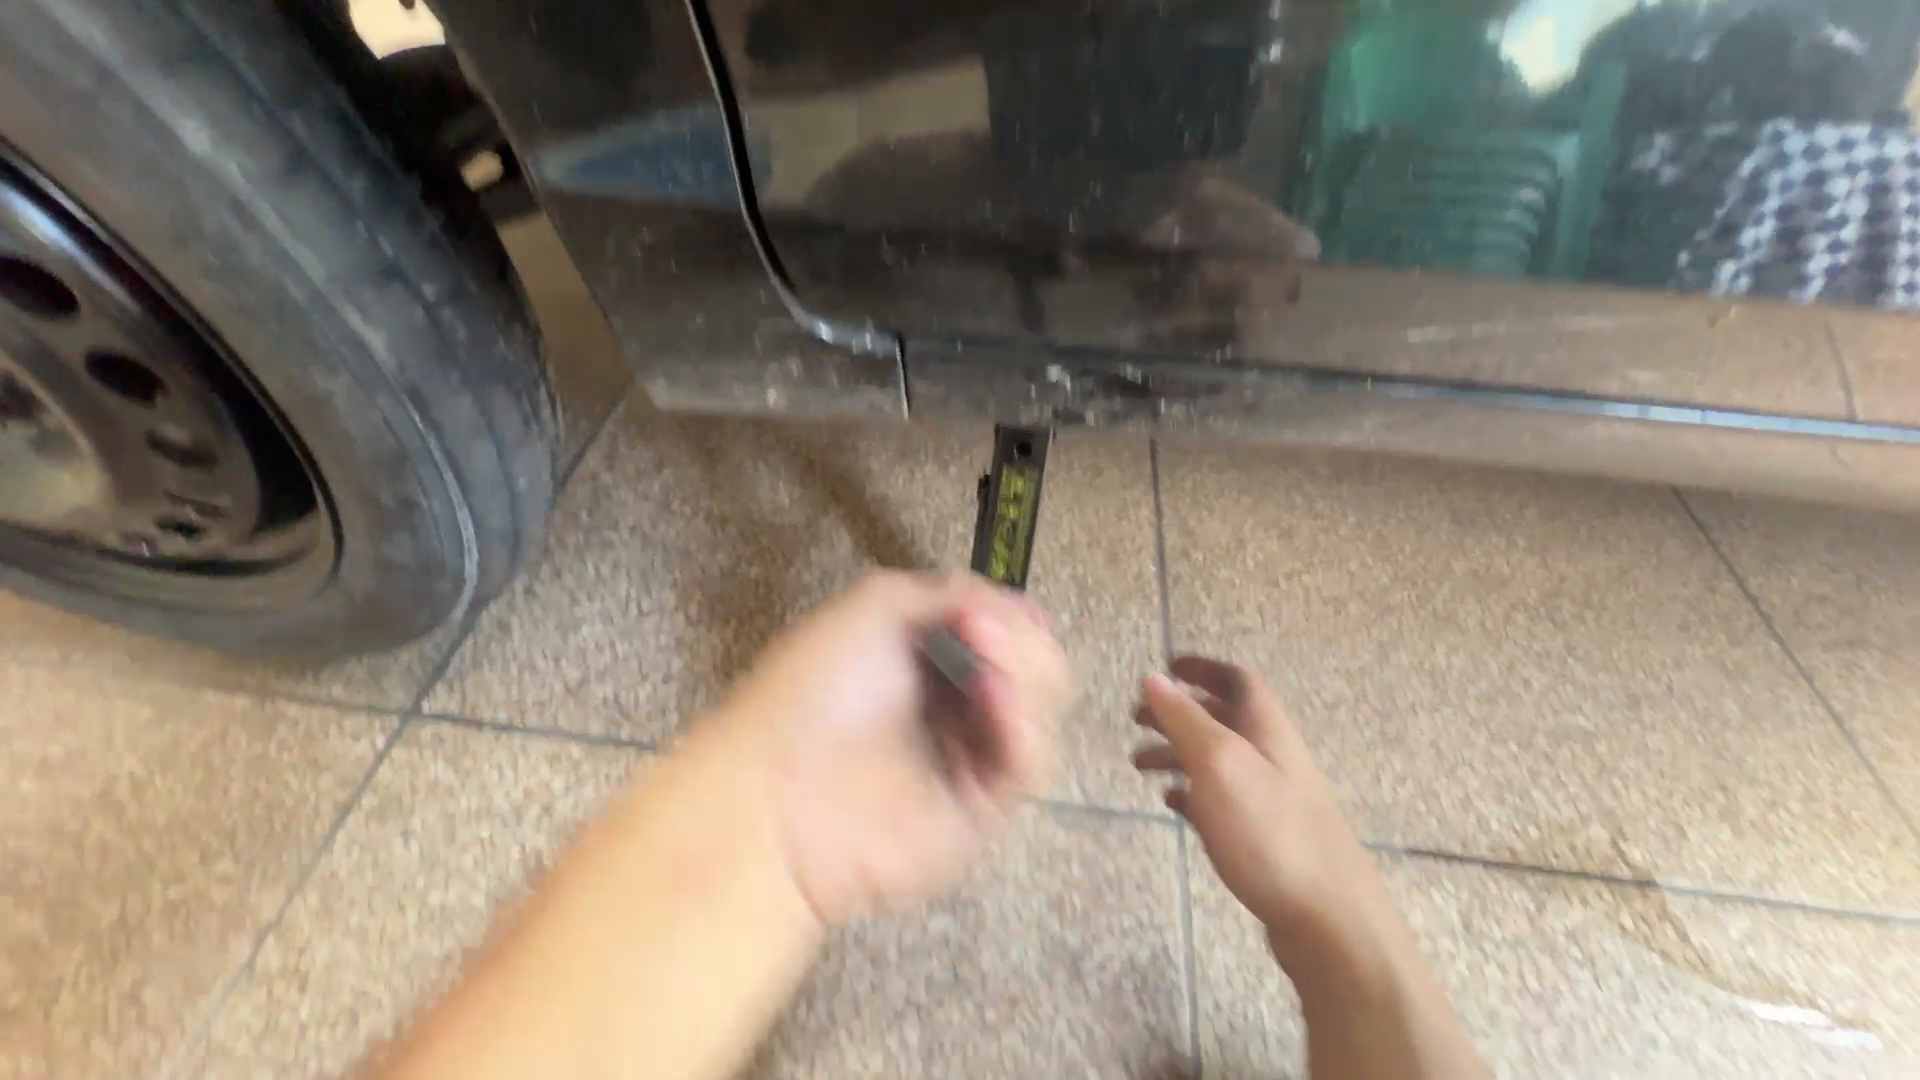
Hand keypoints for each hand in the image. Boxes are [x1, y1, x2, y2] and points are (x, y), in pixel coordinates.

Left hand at [716, 571, 1074, 924]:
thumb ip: (948, 591)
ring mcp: (970, 754)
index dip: (1012, 616)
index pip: (1003, 629)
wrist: (782, 791)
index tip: (992, 611)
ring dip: (1027, 677)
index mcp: (926, 655)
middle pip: (1033, 666)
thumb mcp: (874, 604)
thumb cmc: (817, 687)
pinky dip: (1025, 726)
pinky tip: (997, 703)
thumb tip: (1005, 608)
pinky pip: (1031, 762)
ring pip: (1041, 711)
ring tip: (991, 667)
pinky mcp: (984, 807)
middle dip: (1022, 641)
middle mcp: (954, 701)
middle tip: (984, 631)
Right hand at [1133, 658, 1393, 972]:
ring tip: (1139, 765)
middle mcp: (1271, 756)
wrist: (1329, 919)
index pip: (1237, 679)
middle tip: (1136, 719)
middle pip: (1222, 718)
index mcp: (1266, 730)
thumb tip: (1153, 677)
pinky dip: (1191, 792)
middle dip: (1178, 712)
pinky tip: (1172, 804)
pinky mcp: (1265, 836)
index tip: (1165, 668)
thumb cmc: (1270, 832)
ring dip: (1177, 752)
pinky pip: (1221, 800)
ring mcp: (1270, 797)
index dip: (1202, 668)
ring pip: (1217, 759)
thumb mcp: (1219, 764)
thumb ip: (1185, 719)